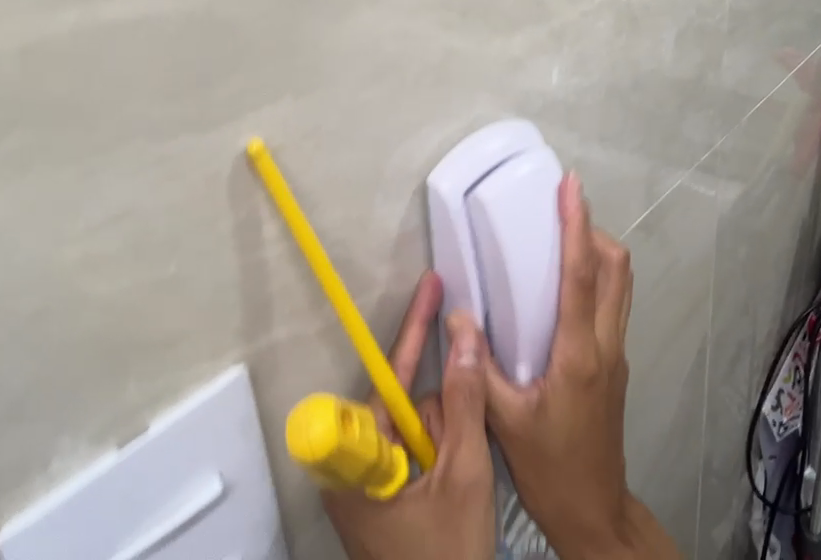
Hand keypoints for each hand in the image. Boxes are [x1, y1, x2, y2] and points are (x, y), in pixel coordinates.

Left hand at [322, 272, 494, 559]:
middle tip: (465, 448)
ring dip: (450, 435)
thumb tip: (465, 335)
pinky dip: (446, 448)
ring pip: (418, 425)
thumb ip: (464, 402)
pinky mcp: (383, 492)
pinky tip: (461, 470)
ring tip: (467, 476)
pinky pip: (418, 447)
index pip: (387, 380)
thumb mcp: (466, 474)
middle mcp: (353, 466)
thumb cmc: (448, 552)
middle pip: (406, 402)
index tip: (433, 287)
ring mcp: (368, 481)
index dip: (413, 332)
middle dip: (444, 412)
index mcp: (358, 462)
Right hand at [483, 173, 678, 558]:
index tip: (570, 186)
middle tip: (558, 215)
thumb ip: (480, 368)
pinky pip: (615, 305)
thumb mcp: (503, 421)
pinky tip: (563, 292)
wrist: (592, 505)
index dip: (576, 225)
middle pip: (617, 269)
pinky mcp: (617, 362)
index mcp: (579, 353)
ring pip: (622, 284)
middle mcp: (607, 344)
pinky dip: (597, 281)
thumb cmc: (547, 465)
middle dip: (592, 231)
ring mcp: (618, 352)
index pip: (582, 275)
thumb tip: (459, 318)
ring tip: (560, 243)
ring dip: (598, 254)